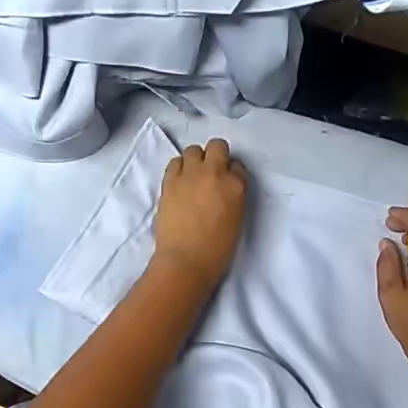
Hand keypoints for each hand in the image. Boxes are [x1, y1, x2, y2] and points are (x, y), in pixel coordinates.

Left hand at [153, 138, 247, 290]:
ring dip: (195, 160)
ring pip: (193, 150)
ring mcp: (190, 175)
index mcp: (237, 186)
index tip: (226, 183)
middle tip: (210, 174)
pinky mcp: (169, 182)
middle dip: (215, 156)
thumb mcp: (237, 220)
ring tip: (192, 177)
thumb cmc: (217, 250)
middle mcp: (215, 174)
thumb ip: (233, 198)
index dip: (232, 172)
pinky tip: (179, 182)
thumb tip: (224, 190)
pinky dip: (178, 168)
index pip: (238, 166)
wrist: (186, 261)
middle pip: (217, 146)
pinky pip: (174, 162)